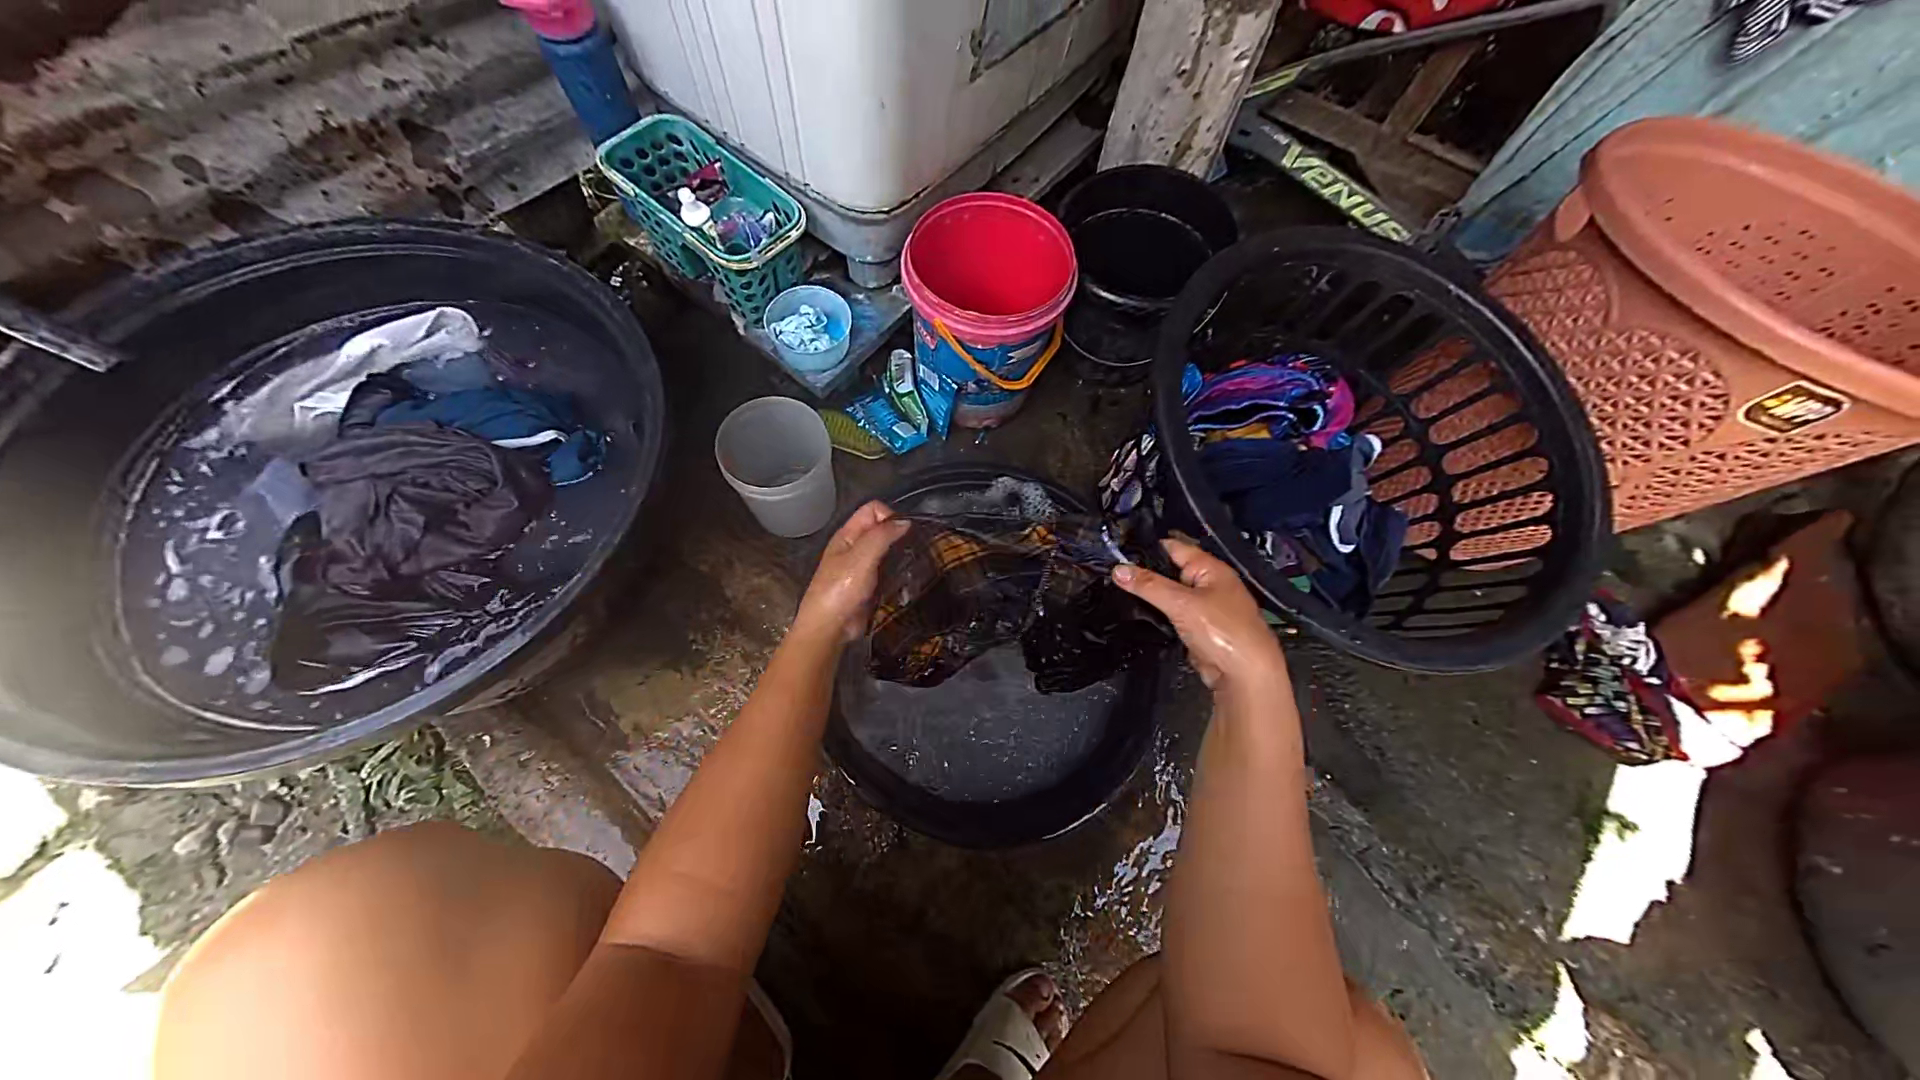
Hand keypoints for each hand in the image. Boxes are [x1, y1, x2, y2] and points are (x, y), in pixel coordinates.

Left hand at [792, 501, 910, 644]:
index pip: (873, 510)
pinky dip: (899, 571)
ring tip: (914, 562)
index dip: (889, 515)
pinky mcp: (871, 584)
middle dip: (898, 534)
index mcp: (847, 535)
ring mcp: (862, 566)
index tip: (903, 533)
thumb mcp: (861, 557)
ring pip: (887, 550)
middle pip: (881, 528)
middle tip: (913, 548)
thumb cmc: (840, 590)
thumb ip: (882, 536)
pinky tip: (908, 578)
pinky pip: (889, 570)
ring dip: (900, 553)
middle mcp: (855, 547)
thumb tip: (905, 522)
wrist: (830, 627)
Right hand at [1112, 538, 1286, 693]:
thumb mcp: (1181, 604)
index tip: (1117, 552)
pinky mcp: (1197, 629)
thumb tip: (1118, 570)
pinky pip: (1171, 615)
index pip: (1173, 547)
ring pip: (1169, 595)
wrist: (1245, 676)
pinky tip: (1136, 614)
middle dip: (1145, 573)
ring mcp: (1203, 608)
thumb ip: (1148, 585)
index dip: (1147, 548)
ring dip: (1150, 596)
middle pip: (1169, 571)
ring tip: (1117, 591)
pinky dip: (1157, 615)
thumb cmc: (1222, 632)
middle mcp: (1208, 584)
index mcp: (1211, 569)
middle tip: (1113, 573)